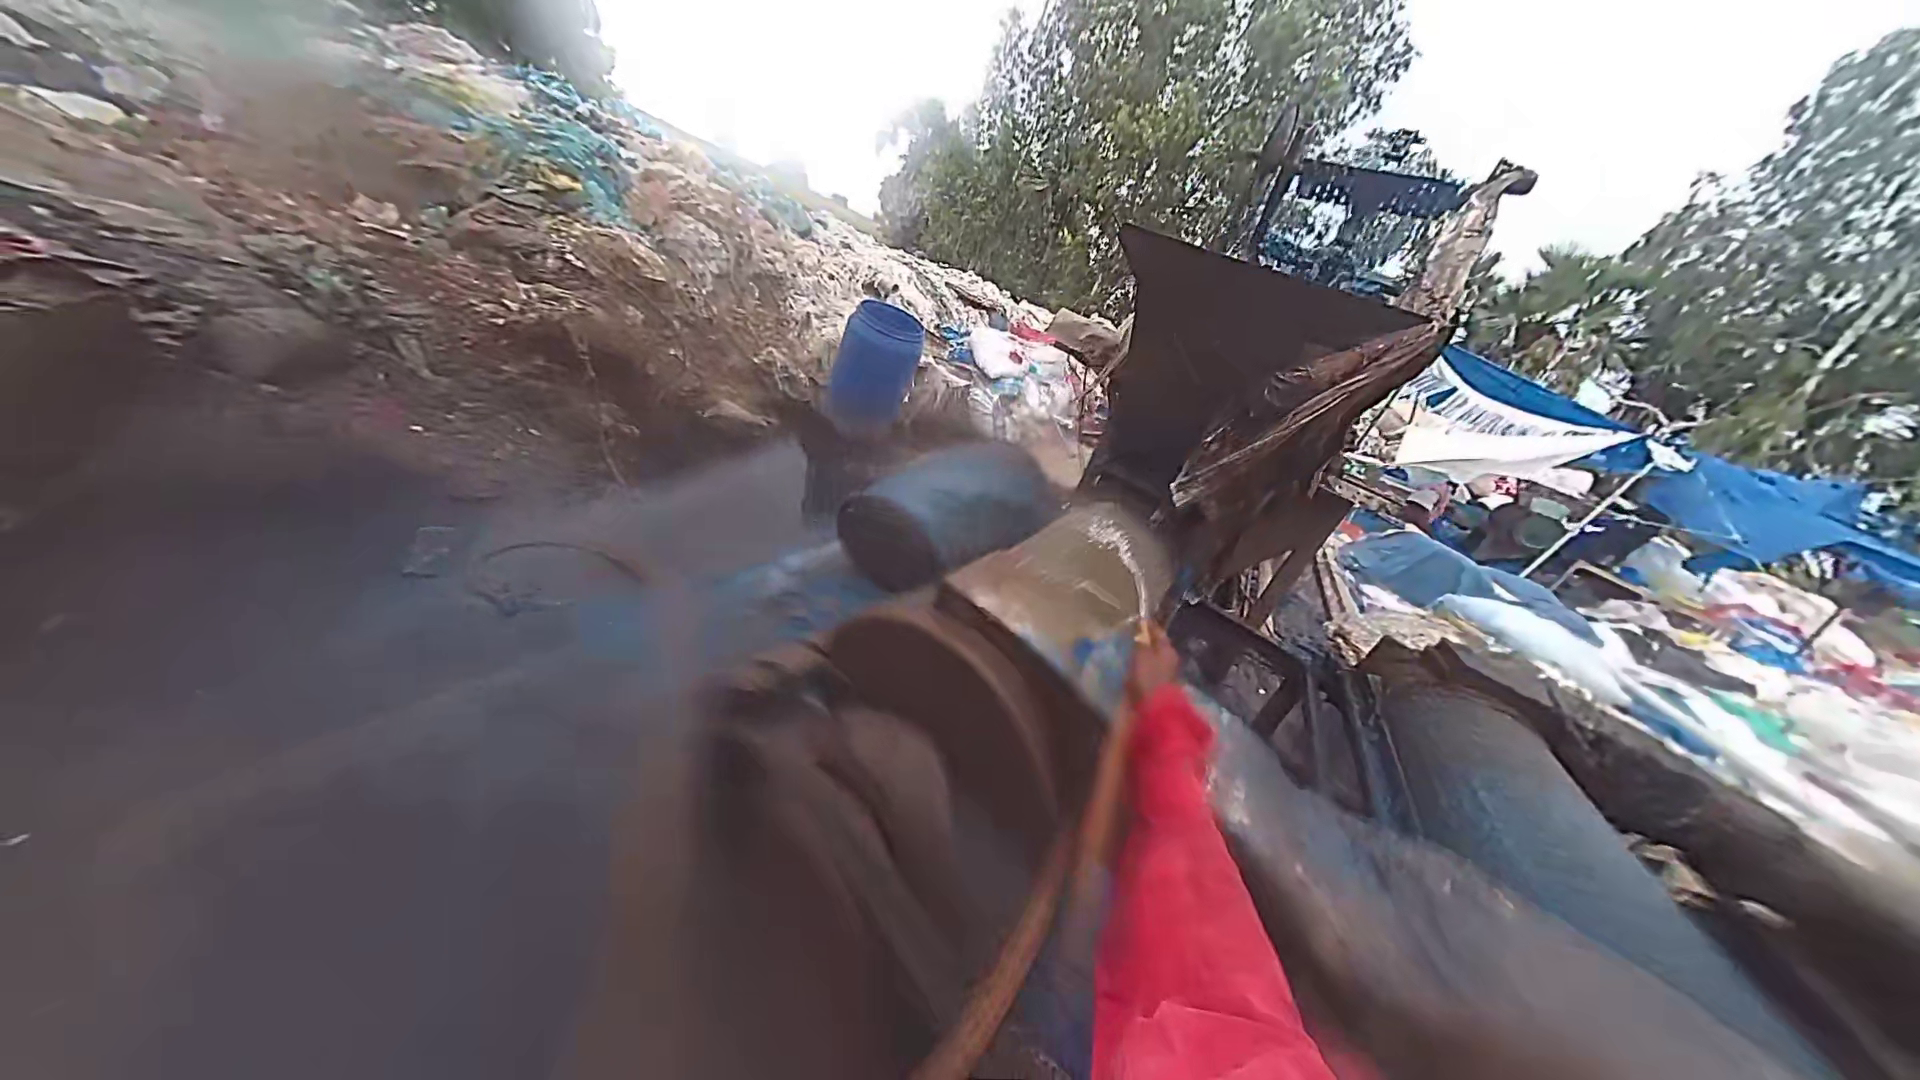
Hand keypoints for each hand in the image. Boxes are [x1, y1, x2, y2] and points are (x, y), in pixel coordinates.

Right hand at [1125, 620, 1179, 703]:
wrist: (1154, 711)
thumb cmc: (1148, 678)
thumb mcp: (1142, 654)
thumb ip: (1141, 640)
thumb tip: (1141, 626)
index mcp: (1168, 650)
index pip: (1158, 632)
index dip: (1148, 625)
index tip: (1137, 620)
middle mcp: (1169, 660)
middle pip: (1156, 646)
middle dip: (1145, 640)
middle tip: (1130, 635)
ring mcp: (1164, 675)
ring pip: (1152, 659)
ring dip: (1142, 655)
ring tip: (1127, 651)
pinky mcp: (1157, 687)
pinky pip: (1147, 672)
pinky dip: (1140, 668)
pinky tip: (1130, 668)